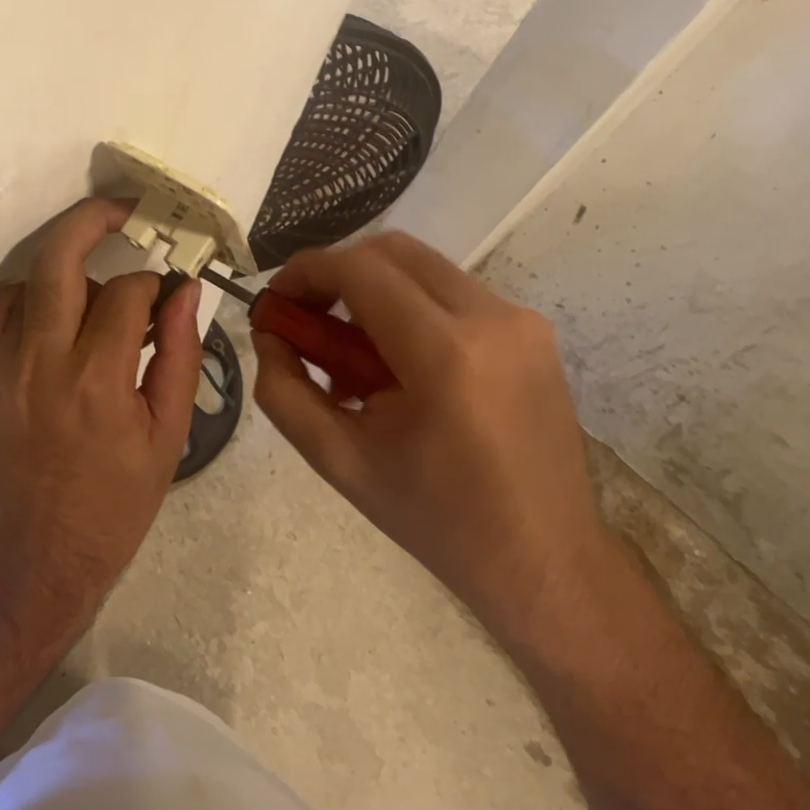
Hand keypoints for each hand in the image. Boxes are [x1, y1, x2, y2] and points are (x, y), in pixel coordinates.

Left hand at [0, 198, 202, 604]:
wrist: (48, 543)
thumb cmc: (120, 495)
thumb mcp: (169, 430)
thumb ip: (177, 352)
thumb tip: (185, 289)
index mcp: (99, 377)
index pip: (128, 290)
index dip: (155, 282)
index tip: (168, 292)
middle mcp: (45, 358)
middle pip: (60, 257)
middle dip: (97, 219)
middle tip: (127, 212)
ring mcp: (5, 364)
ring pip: (26, 278)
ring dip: (64, 268)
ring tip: (93, 290)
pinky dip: (19, 296)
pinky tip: (46, 311)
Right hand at [251, 233, 604, 628]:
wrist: (541, 558)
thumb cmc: (432, 516)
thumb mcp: (337, 459)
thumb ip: (284, 390)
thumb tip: (268, 334)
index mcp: (445, 355)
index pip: (359, 270)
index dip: (305, 272)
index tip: (274, 301)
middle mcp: (492, 319)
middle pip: (393, 251)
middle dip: (336, 273)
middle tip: (305, 319)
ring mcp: (522, 321)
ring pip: (424, 269)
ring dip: (372, 291)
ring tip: (350, 355)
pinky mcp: (533, 332)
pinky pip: (453, 293)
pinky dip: (409, 308)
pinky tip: (396, 365)